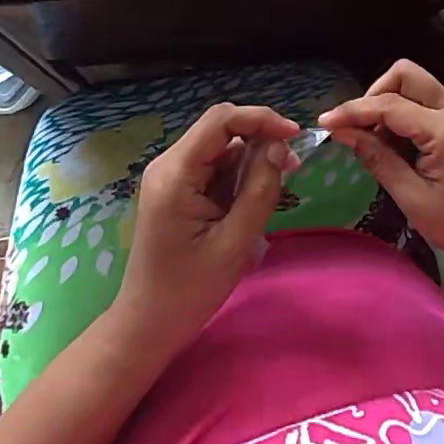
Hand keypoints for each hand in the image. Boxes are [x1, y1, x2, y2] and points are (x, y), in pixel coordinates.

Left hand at [113, 103, 301, 350]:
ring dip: (252, 159)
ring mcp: (171, 176)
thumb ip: (260, 190)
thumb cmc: (189, 289)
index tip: (296, 135)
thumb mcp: (235, 242)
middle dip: (260, 138)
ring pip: (221, 148)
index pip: (220, 120)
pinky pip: (215, 168)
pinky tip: (254, 198)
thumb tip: (280, 148)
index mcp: (176, 173)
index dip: (261, 118)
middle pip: (221, 129)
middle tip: (293, 166)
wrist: (148, 325)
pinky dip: (239, 175)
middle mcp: (169, 164)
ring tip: (277, 188)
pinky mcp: (178, 189)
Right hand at [319, 60, 443, 277]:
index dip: (354, 111)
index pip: (391, 105)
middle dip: (374, 95)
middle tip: (358, 128)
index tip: (325, 122)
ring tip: (375, 141)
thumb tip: (342, 132)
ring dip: (387, 102)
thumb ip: (376, 158)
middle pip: (405, 74)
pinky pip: (423, 99)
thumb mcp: (412, 198)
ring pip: (414, 82)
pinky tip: (394, 143)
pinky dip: (401, 111)